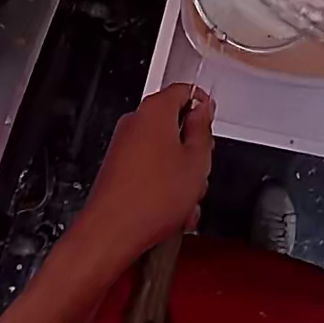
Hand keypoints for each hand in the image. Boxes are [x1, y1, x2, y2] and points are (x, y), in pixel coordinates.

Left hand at [71, 84, 214, 265]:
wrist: (112, 232)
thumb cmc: (149, 199)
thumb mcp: (197, 161)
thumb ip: (203, 130)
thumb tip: (203, 114)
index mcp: (155, 111)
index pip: (184, 90)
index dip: (202, 103)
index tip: (210, 118)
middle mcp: (135, 122)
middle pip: (173, 120)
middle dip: (191, 143)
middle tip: (202, 163)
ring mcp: (123, 144)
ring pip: (163, 147)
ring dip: (180, 168)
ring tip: (188, 195)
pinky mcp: (117, 167)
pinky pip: (149, 165)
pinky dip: (163, 181)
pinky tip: (173, 208)